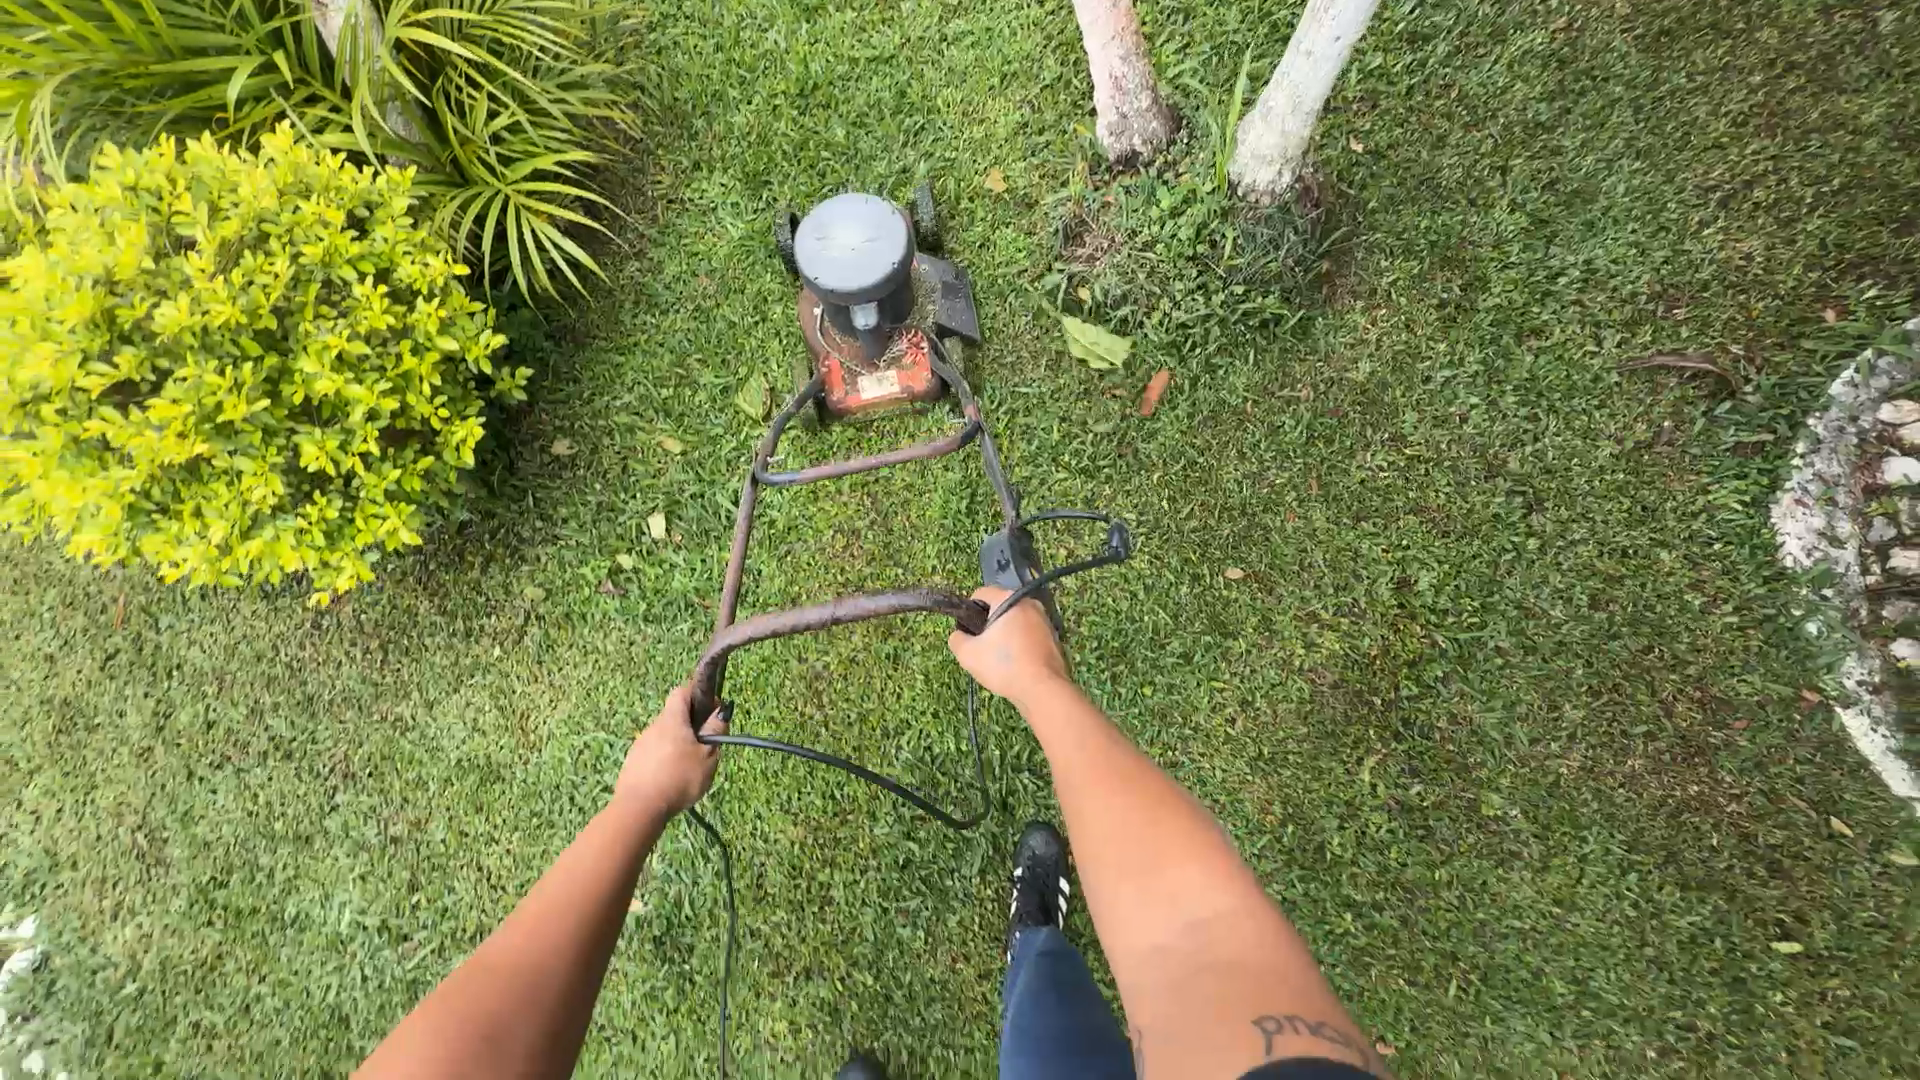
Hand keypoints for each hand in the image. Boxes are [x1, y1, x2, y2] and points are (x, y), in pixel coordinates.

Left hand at [614, 685, 726, 817]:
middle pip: (674, 716)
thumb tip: (720, 711)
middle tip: (705, 747)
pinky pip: (653, 754)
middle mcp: (653, 727)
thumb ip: (715, 731)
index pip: (682, 691)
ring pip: (664, 737)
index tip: (712, 711)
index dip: (698, 694)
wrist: (639, 808)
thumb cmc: (679, 778)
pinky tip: (671, 780)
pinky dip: (664, 760)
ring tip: (688, 768)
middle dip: (691, 726)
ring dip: (677, 745)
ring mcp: (640, 745)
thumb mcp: (707, 756)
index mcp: (672, 719)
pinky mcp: (632, 763)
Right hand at [947, 586, 1070, 705]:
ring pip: (1015, 622)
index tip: (967, 630)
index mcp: (1008, 599)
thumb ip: (956, 639)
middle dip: (988, 624)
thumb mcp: (968, 655)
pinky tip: (1016, 664)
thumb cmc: (1004, 666)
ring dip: (1005, 635)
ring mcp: (1045, 619)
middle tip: (982, 647)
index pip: (981, 594)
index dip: (969, 610)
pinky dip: (1020, 644)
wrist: (1043, 689)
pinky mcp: (1054, 637)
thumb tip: (959, 634)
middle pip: (1000, 608)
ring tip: (1000, 658)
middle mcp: (1029, 603)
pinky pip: (1029, 634)